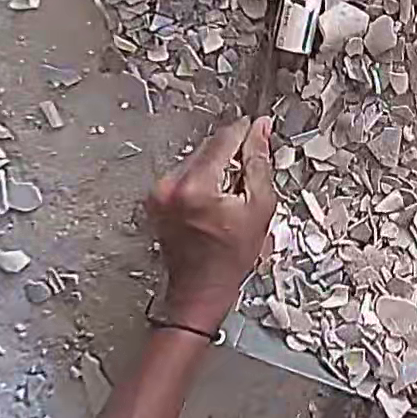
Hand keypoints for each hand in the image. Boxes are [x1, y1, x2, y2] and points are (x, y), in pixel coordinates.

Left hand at [147, 116, 275, 332]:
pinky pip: (185, 174)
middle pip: (208, 147)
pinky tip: (216, 200)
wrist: (201, 290)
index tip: (259, 128)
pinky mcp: (156, 199)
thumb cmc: (230, 259)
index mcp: (196, 187)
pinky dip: (203, 178)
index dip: (245, 131)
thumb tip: (260, 131)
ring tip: (232, 194)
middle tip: (249, 173)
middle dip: (232, 152)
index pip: (223, 140)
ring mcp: (159, 193)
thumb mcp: (260, 207)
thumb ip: (259, 163)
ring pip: (196, 158)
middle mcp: (171, 186)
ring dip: (217, 165)